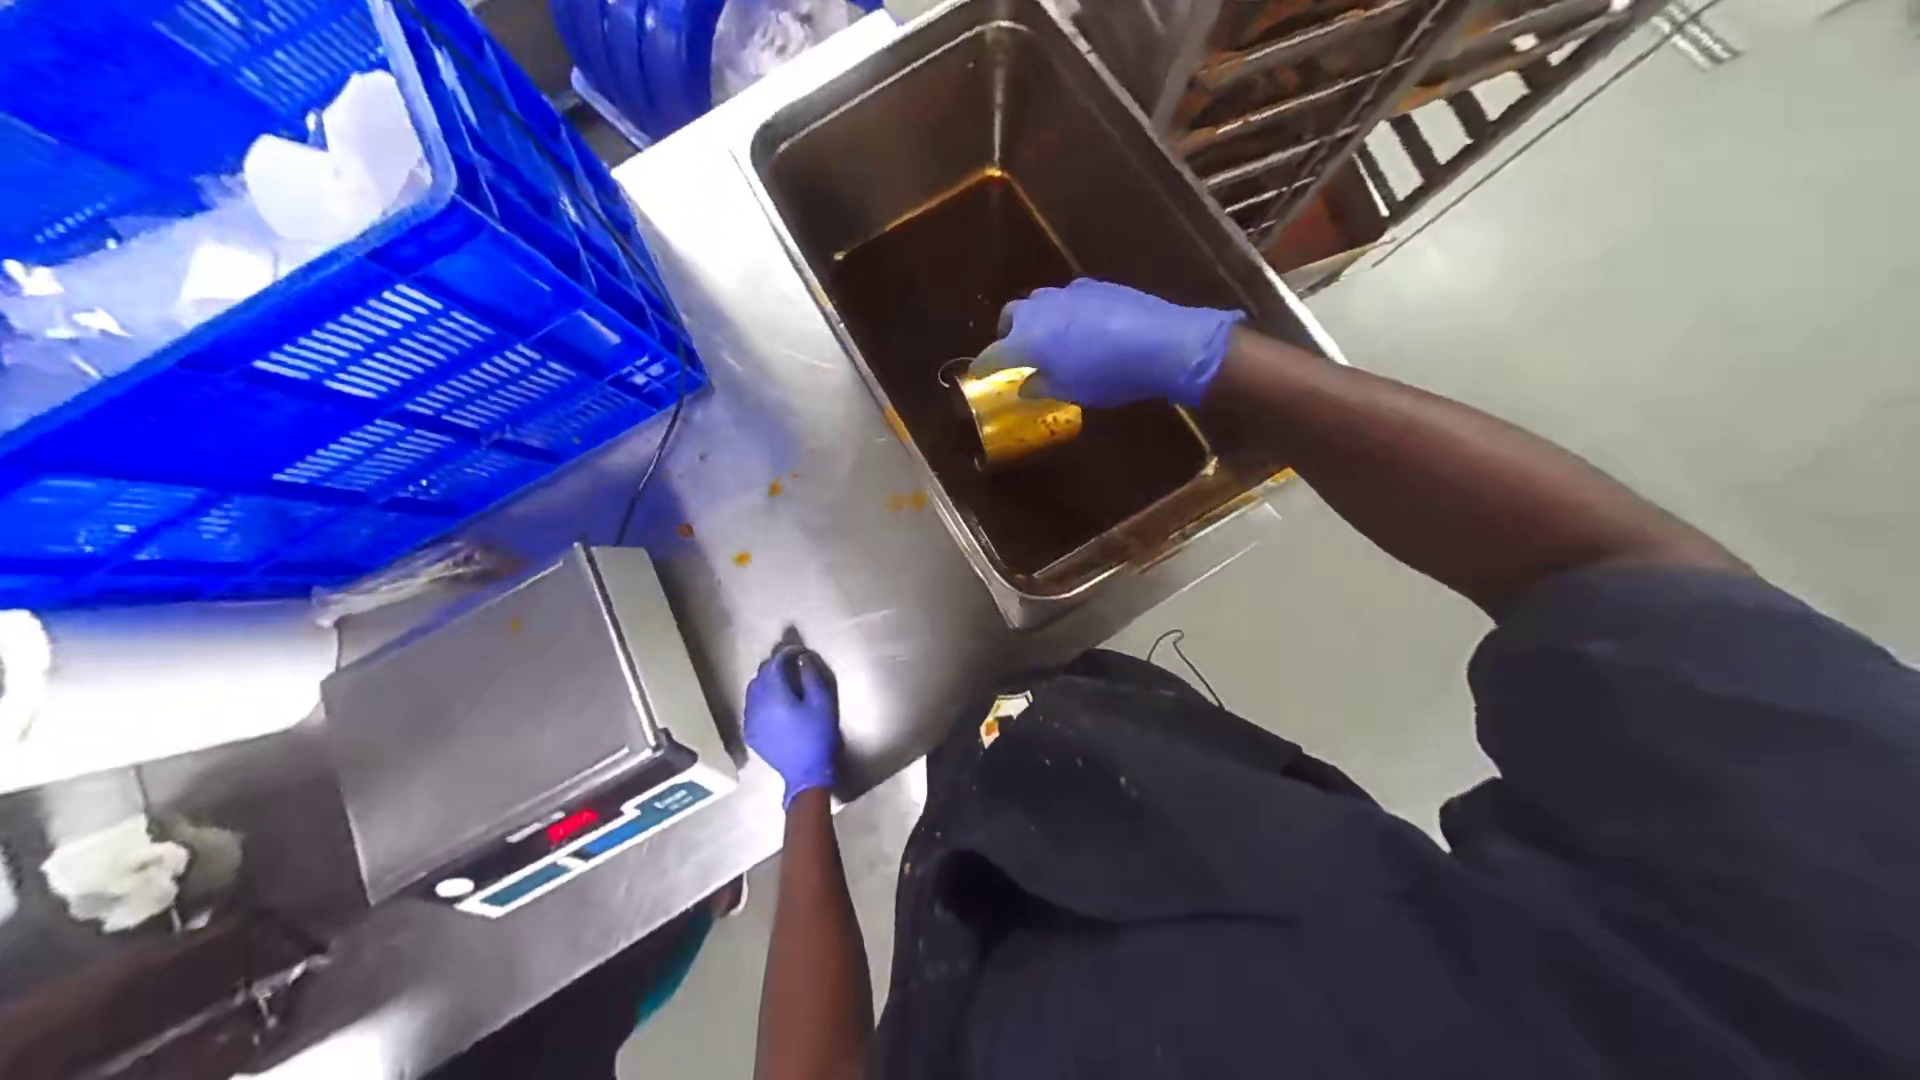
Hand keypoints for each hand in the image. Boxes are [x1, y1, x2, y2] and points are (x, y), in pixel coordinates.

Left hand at [744, 646, 838, 808]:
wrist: (806, 772)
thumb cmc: (818, 735)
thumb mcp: (823, 702)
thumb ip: (811, 675)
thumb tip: (802, 658)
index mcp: (775, 695)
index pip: (776, 663)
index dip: (788, 653)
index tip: (800, 652)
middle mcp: (756, 704)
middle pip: (762, 673)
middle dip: (777, 664)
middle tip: (794, 663)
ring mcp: (750, 719)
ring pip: (754, 688)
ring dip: (768, 679)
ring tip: (785, 680)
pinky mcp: (750, 731)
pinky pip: (752, 705)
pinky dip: (762, 696)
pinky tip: (775, 701)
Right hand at [969, 278, 1244, 407]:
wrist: (1163, 343)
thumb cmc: (1110, 377)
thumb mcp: (1071, 392)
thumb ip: (1041, 386)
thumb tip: (1024, 384)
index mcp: (1028, 340)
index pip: (993, 354)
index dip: (983, 366)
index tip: (977, 374)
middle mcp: (1041, 310)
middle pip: (1011, 317)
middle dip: (1007, 334)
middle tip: (1014, 352)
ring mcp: (1068, 293)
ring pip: (1039, 303)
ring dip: (1036, 320)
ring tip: (1048, 338)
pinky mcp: (1095, 285)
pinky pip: (1067, 298)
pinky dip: (1063, 312)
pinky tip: (1080, 327)